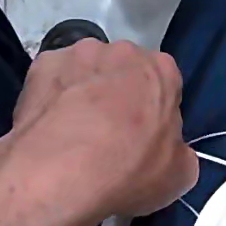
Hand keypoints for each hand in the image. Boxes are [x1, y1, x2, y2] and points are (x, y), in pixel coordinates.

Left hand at [0, 40, 197, 223]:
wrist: (59, 173)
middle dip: (119, 94)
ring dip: (84, 91)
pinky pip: (52, 77)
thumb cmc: (128, 168)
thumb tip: (174, 154)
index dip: (154, 110)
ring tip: (72, 131)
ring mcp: (81, 53)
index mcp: (163, 70)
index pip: (165, 84)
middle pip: (125, 71)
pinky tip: (47, 125)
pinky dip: (52, 95)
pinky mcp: (43, 63)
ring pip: (87, 70)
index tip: (143, 136)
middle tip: (108, 133)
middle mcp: (124, 51)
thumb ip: (181, 154)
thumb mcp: (178, 174)